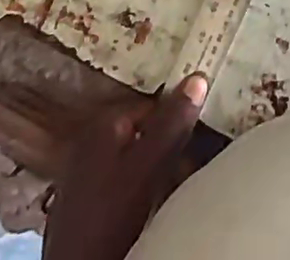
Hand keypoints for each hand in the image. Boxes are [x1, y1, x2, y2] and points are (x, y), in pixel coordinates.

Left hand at [42, 74, 207, 259]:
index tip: (203, 125)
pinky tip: (157, 205)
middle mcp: (90, 146)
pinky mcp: (88, 209)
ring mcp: (86, 179)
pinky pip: (124, 188)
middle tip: (196, 157)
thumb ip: (171, 123)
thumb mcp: (147, 165)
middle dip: (169, 145)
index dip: (176, 114)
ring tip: (184, 182)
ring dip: (159, 171)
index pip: (149, 106)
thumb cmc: (111, 211)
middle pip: (141, 134)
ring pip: (134, 163)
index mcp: (101, 126)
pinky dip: (143, 192)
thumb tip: (197, 77)